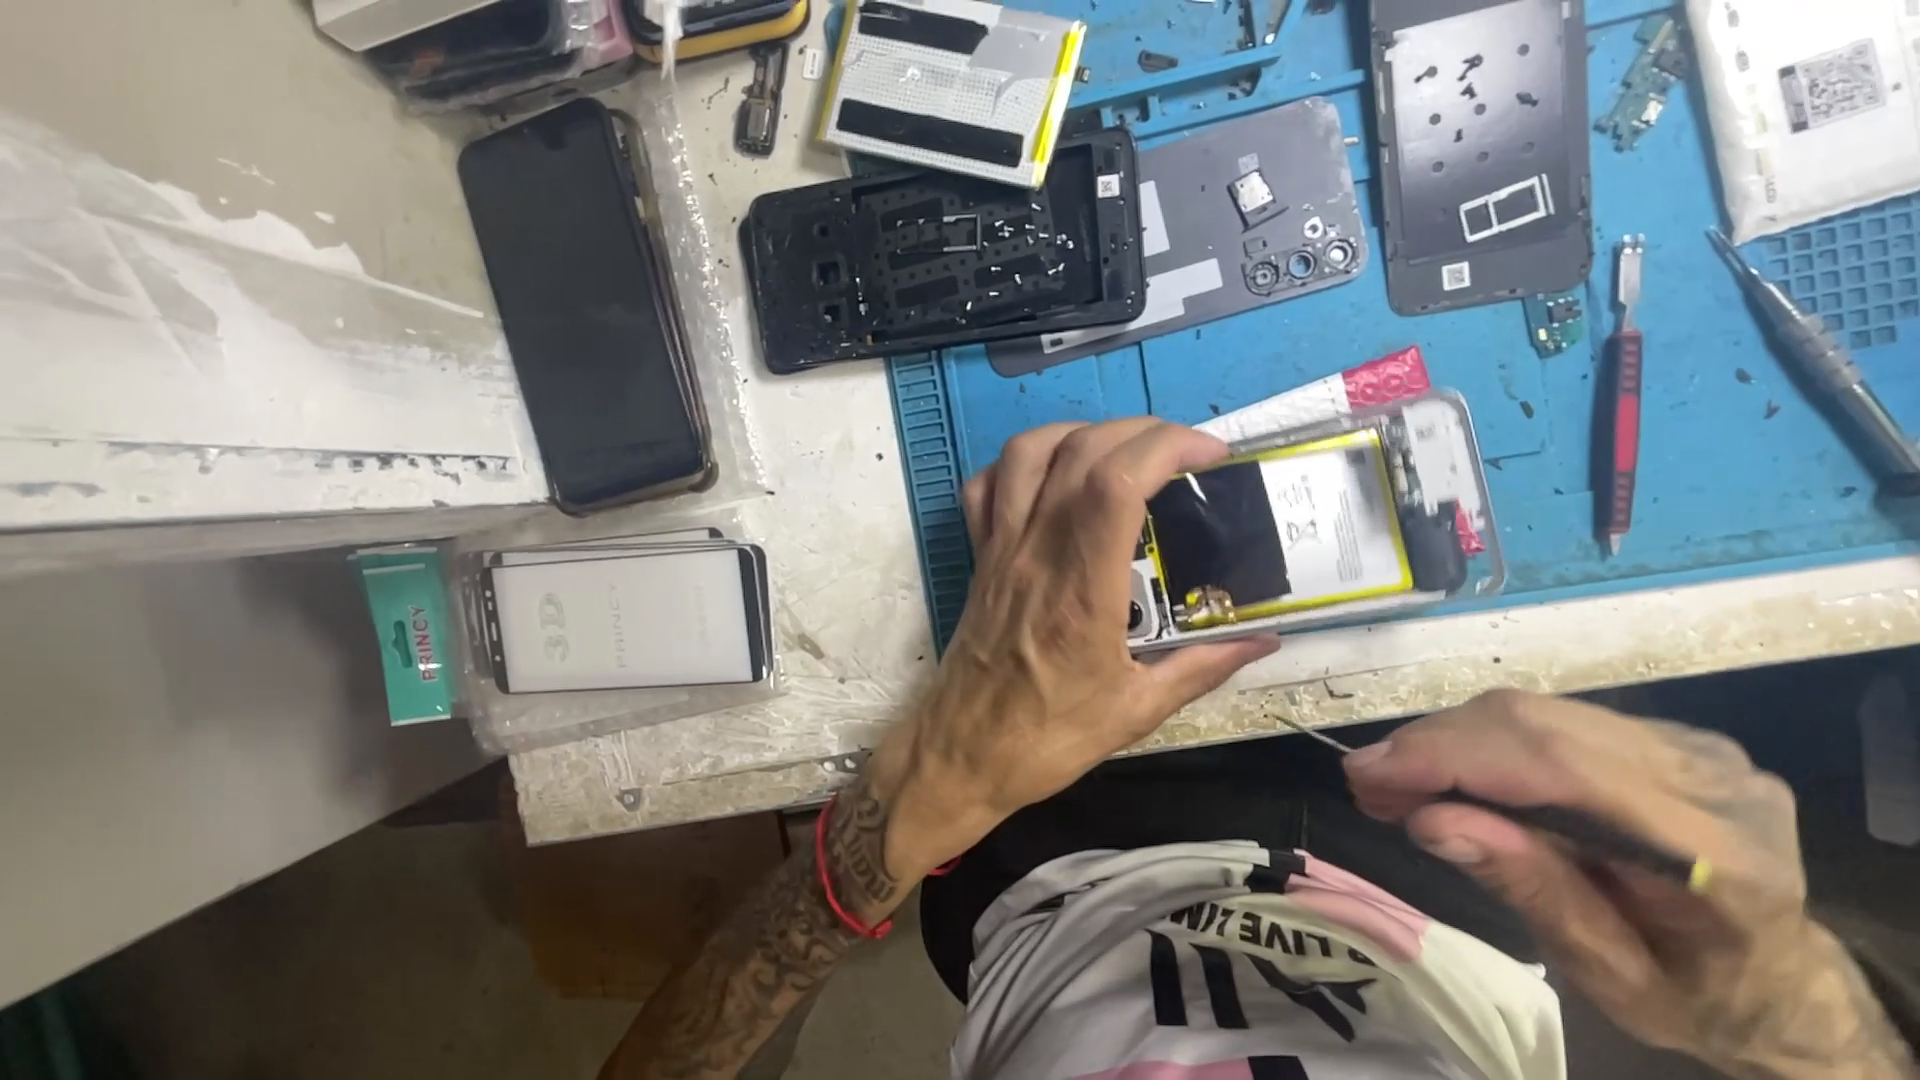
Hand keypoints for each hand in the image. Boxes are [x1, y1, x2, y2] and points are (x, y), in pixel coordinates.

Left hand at [872, 419, 1280, 869]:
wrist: (960, 755)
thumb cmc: (1047, 739)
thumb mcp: (1137, 712)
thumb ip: (1203, 668)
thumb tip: (1265, 640)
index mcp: (1082, 590)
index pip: (1116, 484)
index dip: (1167, 447)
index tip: (1211, 455)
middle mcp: (1037, 553)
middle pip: (1081, 452)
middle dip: (1142, 432)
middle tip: (1185, 453)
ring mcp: (1000, 549)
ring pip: (1027, 453)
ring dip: (1082, 432)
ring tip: (1124, 451)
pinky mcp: (979, 557)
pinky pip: (986, 486)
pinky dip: (1021, 461)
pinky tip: (1054, 474)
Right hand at [1344, 690, 1916, 1079]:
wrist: (1780, 982)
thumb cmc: (1696, 998)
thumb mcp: (1611, 976)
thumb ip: (1532, 890)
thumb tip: (1432, 819)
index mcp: (1711, 853)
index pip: (1560, 768)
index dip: (1452, 757)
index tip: (1368, 774)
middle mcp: (1708, 778)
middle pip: (1538, 726)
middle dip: (1434, 746)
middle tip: (1366, 783)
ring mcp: (1690, 747)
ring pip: (1534, 712)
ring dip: (1448, 741)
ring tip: (1394, 781)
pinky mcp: (1663, 736)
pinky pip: (1547, 718)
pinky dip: (1480, 740)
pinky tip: (1446, 771)